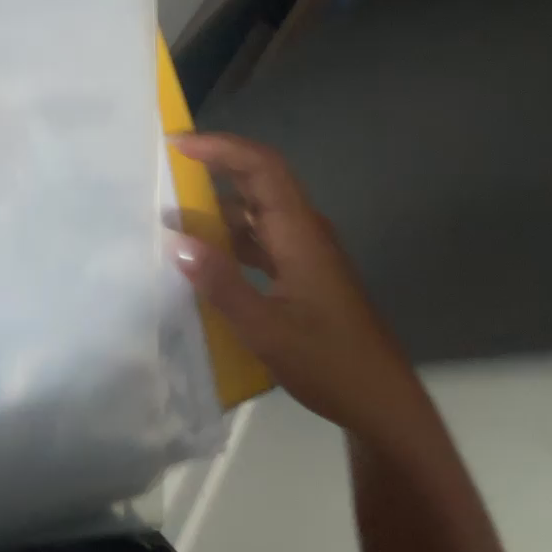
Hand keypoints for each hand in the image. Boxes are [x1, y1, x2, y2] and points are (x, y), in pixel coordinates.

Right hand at [170, 133, 428, 439]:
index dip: (221, 147)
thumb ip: (221, 283)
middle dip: (215, 166)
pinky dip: (230, 237)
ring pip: (258, 211)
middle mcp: (303, 232)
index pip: (262, 167)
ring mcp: (305, 253)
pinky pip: (261, 239)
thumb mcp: (266, 329)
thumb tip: (176, 241)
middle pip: (259, 180)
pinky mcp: (303, 274)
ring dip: (218, 206)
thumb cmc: (330, 364)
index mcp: (299, 234)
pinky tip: (204, 258)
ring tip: (173, 217)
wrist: (384, 406)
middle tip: (166, 170)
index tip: (178, 145)